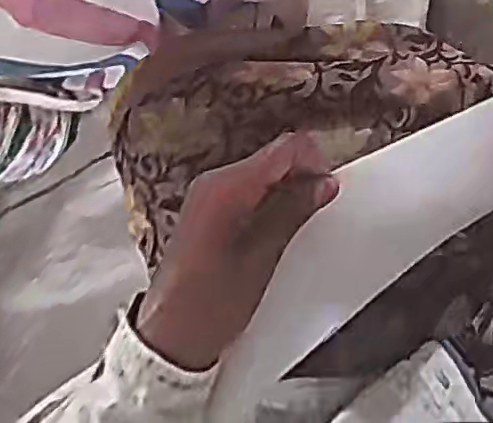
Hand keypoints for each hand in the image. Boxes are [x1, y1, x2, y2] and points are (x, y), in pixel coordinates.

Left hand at [135, 132, 337, 370]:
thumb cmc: (209, 305)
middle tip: (317, 205)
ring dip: (289, 186)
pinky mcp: (208, 206)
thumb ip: (295, 210)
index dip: (315, 160)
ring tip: (298, 220)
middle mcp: (215, 181)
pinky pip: (252, 185)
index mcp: (227, 187)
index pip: (286, 147)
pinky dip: (272, 196)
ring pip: (267, 169)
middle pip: (277, 156)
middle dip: (304, 174)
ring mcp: (208, 193)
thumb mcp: (263, 256)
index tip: (327, 187)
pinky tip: (276, 225)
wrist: (165, 344)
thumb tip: (325, 183)